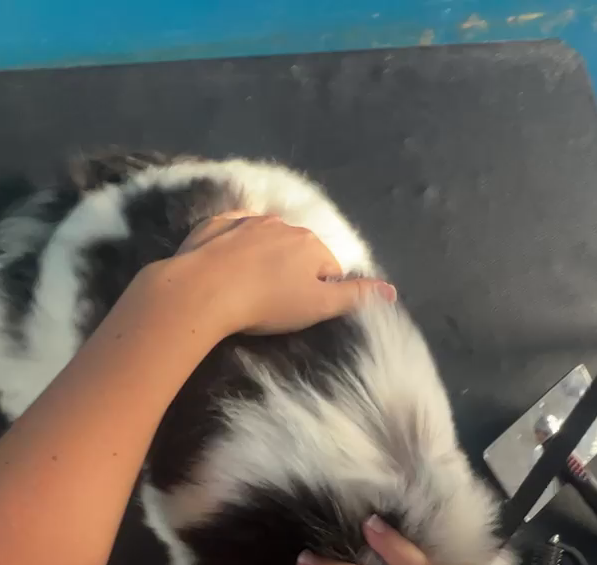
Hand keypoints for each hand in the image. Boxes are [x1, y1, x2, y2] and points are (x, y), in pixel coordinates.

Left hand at [155, 212, 394, 336]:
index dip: (319, 294)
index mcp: (312, 244)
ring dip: (265, 261)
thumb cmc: (268, 304)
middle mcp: (283, 224)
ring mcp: (247, 220)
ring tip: (249, 290)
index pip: (329, 271)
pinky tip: (227, 270)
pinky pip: (233, 233)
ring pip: (267, 242)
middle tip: (274, 305)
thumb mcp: (319, 307)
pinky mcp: (215, 224)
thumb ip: (356, 297)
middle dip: (292, 274)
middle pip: (299, 253)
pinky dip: (234, 249)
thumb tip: (393, 291)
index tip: (299, 311)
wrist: (204, 291)